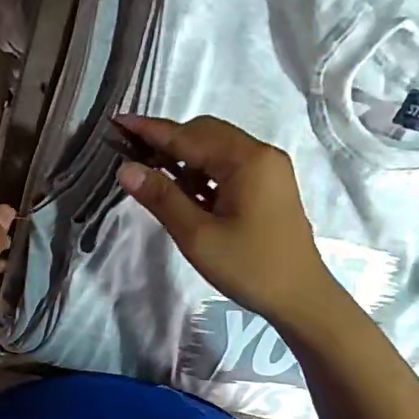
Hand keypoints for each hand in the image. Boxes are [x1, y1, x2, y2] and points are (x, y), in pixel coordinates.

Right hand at [116, 115, 336, 327]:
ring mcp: (267, 169)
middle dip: (166, 140)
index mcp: (246, 160)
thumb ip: (161, 198)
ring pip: (216, 149)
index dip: (150, 130)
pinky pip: (227, 166)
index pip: (187, 136)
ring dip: (183, 157)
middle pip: (204, 133)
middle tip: (130, 153)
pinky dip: (201, 171)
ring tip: (151, 174)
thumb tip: (125, 169)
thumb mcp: (197, 236)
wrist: (300, 297)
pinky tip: (182, 190)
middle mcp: (260, 154)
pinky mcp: (268, 185)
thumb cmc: (248, 267)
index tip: (118, 121)